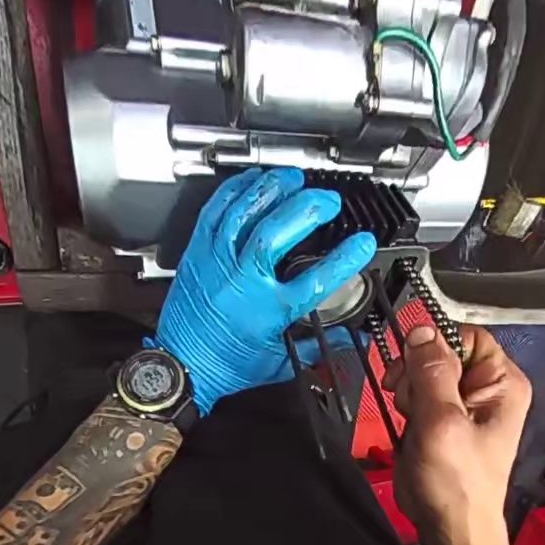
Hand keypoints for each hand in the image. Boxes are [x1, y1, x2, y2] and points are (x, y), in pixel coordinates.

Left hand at [154, 167, 376, 412]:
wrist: (182, 366)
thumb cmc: (226, 366)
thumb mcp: (279, 361)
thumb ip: (318, 346)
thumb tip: (351, 339)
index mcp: (269, 310)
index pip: (316, 277)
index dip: (345, 257)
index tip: (362, 242)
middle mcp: (244, 280)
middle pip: (279, 230)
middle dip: (309, 207)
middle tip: (329, 201)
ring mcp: (218, 262)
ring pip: (246, 212)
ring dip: (274, 189)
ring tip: (294, 179)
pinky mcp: (199, 253)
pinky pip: (216, 210)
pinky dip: (236, 190)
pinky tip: (252, 181)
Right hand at [383, 322, 531, 544]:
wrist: (451, 530)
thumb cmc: (454, 483)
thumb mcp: (442, 422)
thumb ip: (431, 372)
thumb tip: (421, 330)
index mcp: (502, 383)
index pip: (466, 336)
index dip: (435, 347)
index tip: (411, 369)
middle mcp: (487, 389)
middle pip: (441, 353)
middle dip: (417, 375)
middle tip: (412, 405)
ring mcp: (464, 406)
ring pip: (424, 374)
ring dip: (409, 394)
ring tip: (413, 423)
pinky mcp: (443, 421)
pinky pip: (419, 396)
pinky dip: (407, 408)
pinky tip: (410, 428)